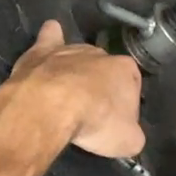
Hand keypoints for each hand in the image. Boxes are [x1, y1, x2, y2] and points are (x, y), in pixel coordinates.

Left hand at [1, 20, 145, 157]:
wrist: (50, 106)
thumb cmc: (95, 122)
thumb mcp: (128, 141)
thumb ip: (133, 135)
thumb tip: (130, 136)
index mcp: (126, 70)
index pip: (133, 86)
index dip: (125, 106)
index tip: (115, 123)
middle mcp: (101, 54)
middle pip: (104, 71)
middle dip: (99, 88)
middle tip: (89, 113)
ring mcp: (71, 50)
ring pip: (78, 58)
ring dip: (76, 72)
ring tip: (67, 95)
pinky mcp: (42, 51)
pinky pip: (50, 36)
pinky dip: (52, 37)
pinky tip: (51, 34)